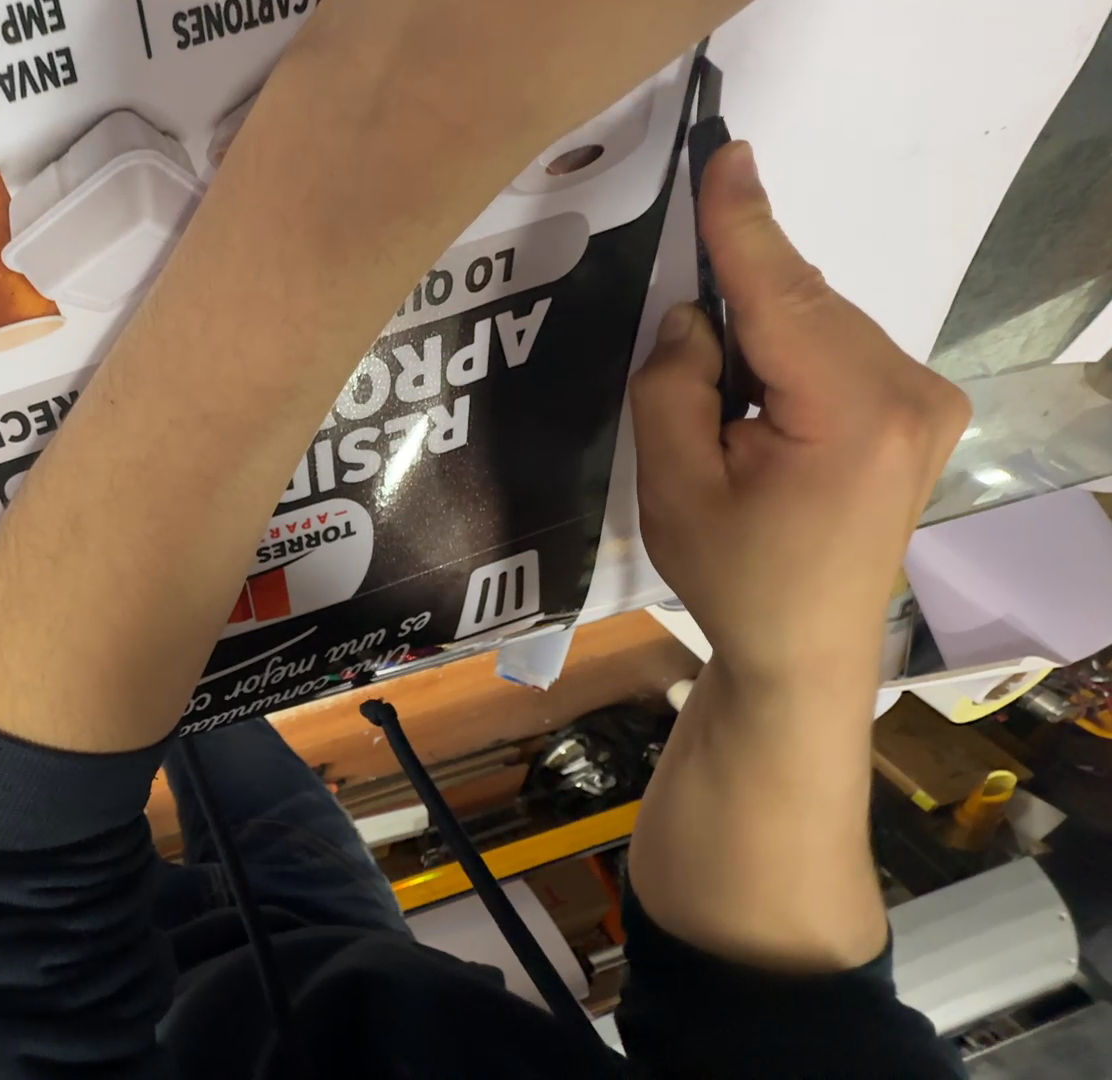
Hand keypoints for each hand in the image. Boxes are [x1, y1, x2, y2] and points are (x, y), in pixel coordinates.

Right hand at [632, 141, 969, 700]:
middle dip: (736, 301)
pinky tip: (749, 399)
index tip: (726, 157)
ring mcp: (926, 404)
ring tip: (710, 399)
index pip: (784, 299)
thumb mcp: (672, 488)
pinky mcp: (916, 417)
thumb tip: (689, 323)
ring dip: (756, 336)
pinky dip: (782, 356)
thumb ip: (671, 393)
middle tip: (675, 331)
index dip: (745, 229)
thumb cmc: (728, 573)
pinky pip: (835, 355)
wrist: (799, 642)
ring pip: (820, 330)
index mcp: (850, 415)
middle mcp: (912, 394)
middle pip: (805, 310)